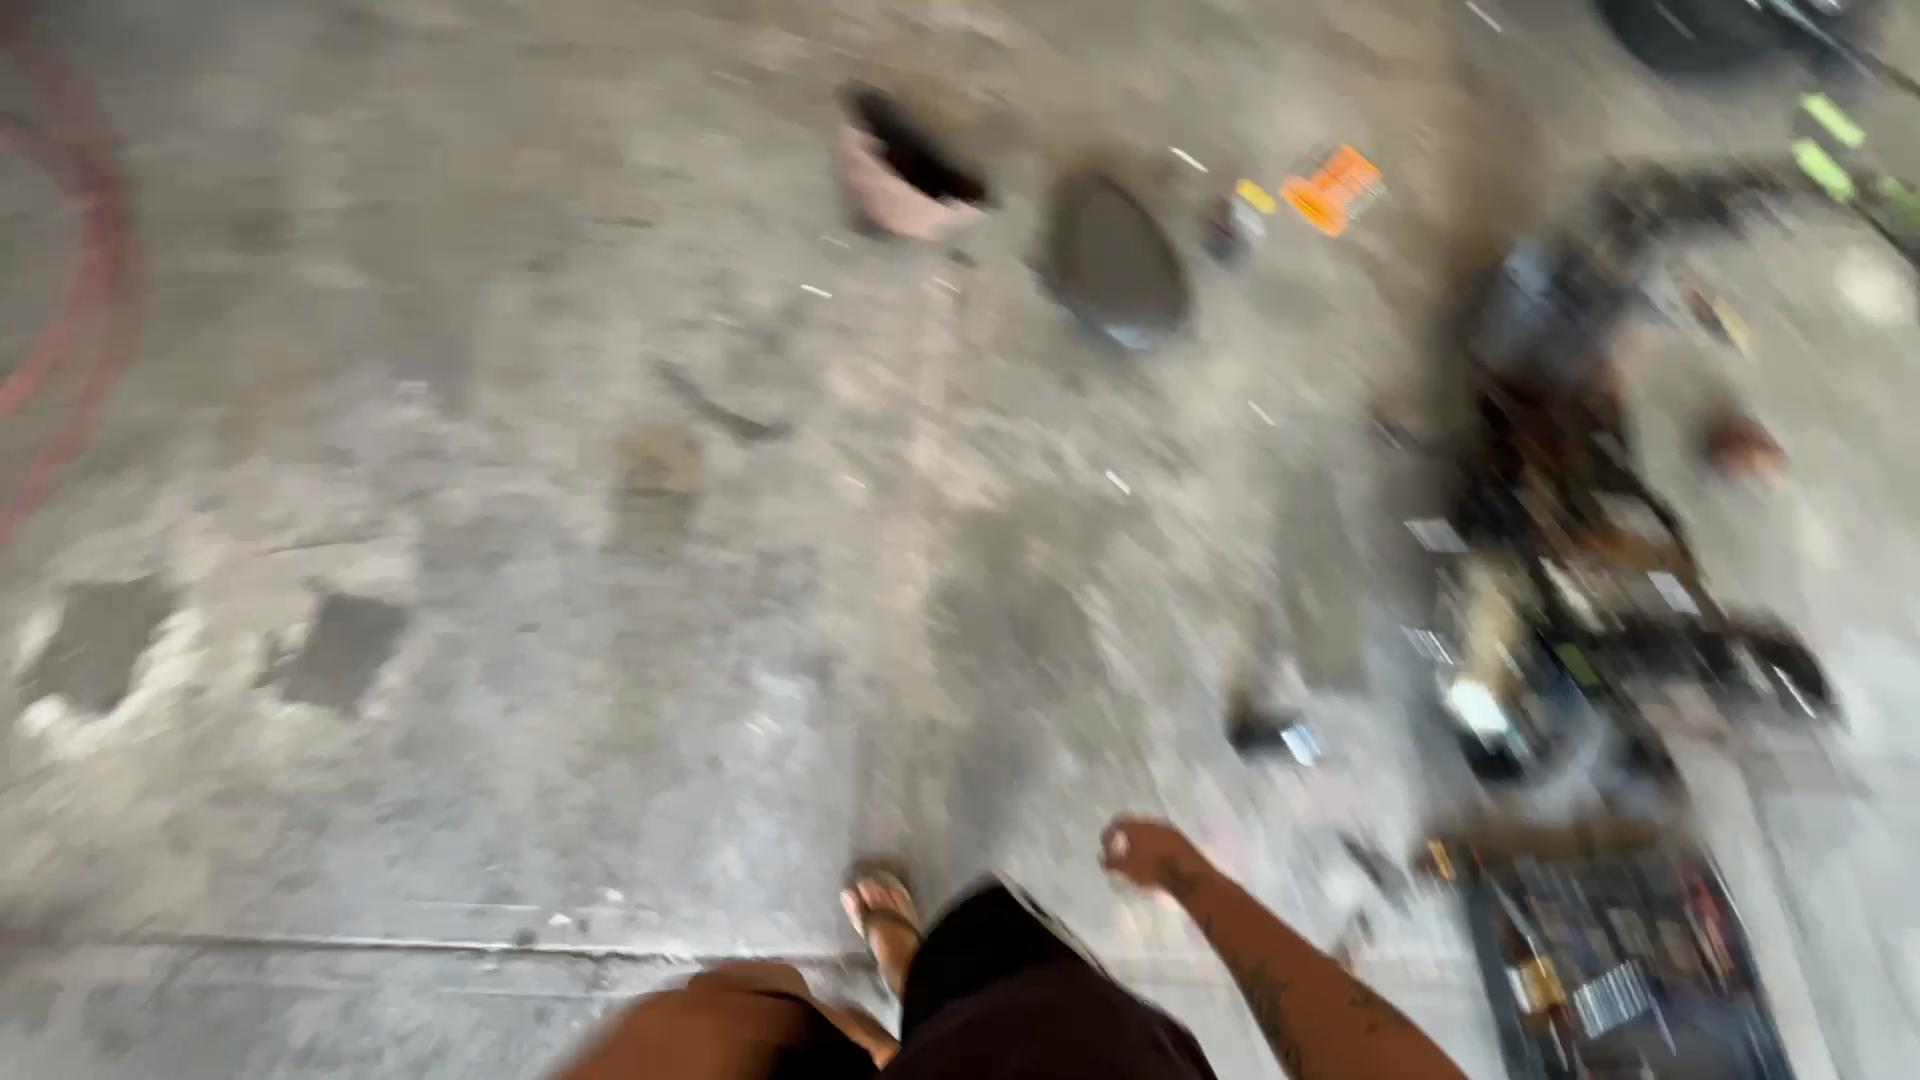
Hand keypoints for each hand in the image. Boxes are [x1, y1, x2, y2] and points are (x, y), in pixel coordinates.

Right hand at [1100, 816, 1208, 895]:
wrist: (1188, 875)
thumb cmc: (1153, 870)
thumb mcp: (1126, 869)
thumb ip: (1111, 861)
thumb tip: (1102, 857)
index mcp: (1136, 826)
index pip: (1117, 822)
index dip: (1109, 834)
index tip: (1105, 847)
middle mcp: (1151, 822)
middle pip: (1133, 826)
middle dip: (1126, 838)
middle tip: (1122, 853)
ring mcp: (1168, 829)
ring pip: (1149, 832)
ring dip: (1142, 843)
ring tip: (1139, 858)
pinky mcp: (1181, 839)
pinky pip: (1162, 839)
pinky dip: (1155, 847)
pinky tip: (1156, 860)